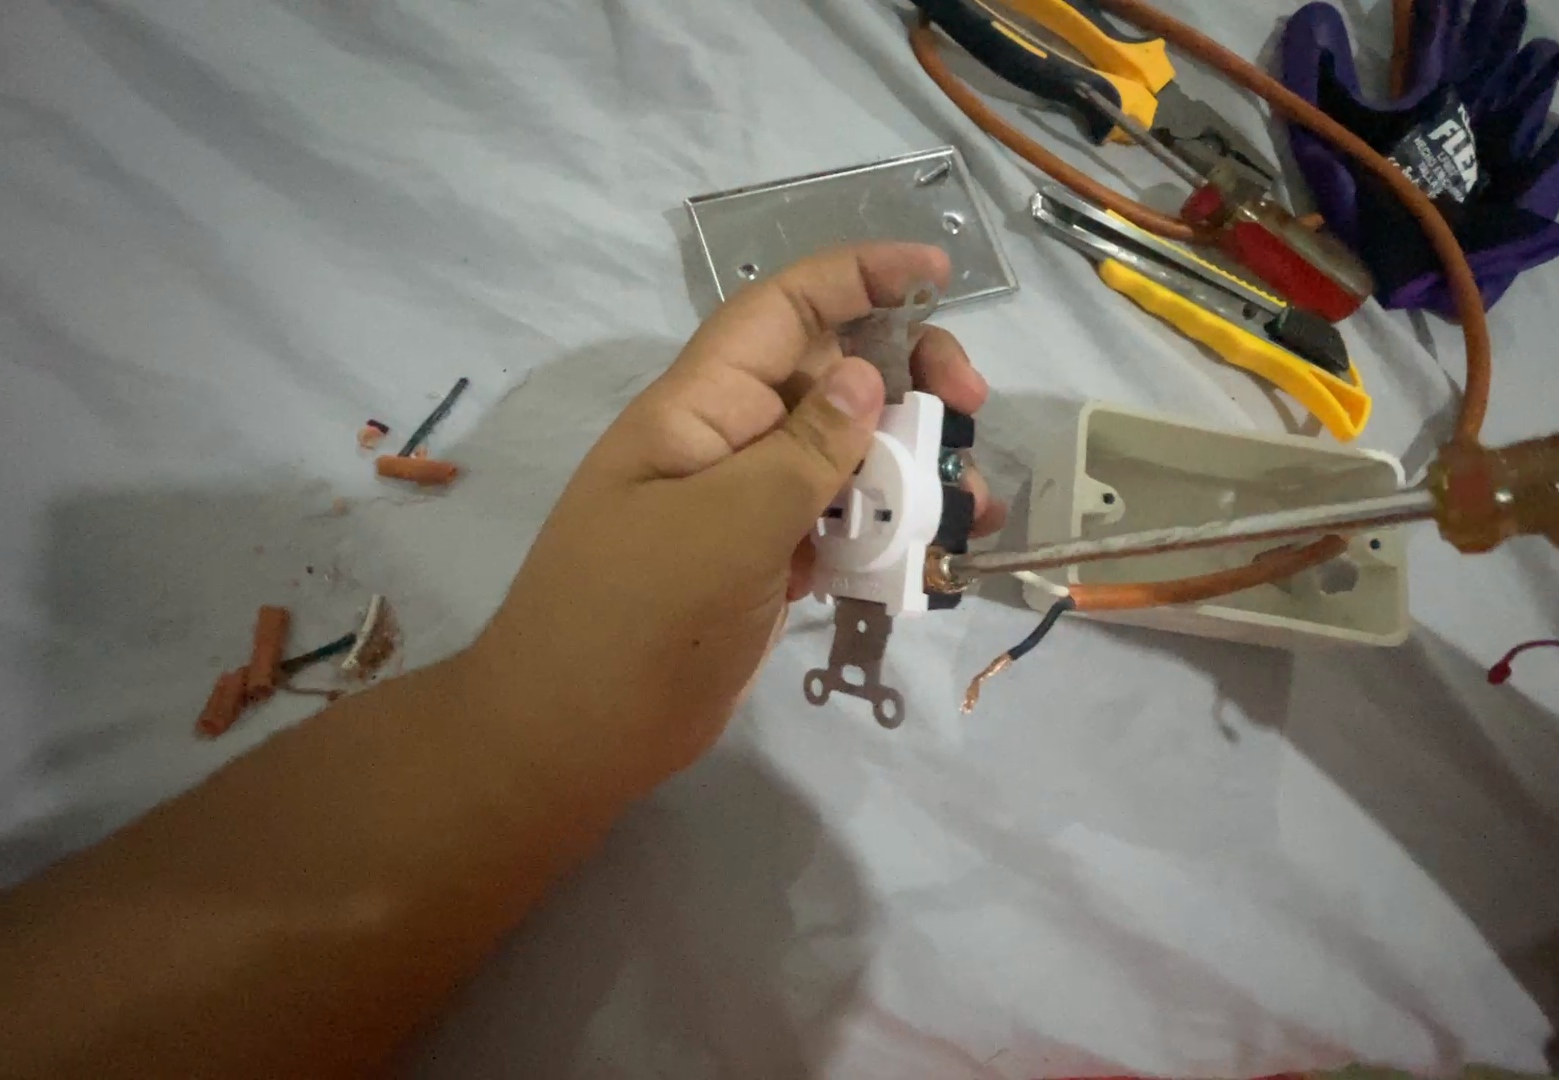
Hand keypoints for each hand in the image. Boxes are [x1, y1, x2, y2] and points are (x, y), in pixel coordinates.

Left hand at [463, 244, 1000, 796]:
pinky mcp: (770, 559)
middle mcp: (730, 442)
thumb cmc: (636, 620)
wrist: (582, 734)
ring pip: (847, 457)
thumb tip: (863, 375)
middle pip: (831, 377)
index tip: (937, 271)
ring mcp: (752, 505)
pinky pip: (841, 523)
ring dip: (915, 468)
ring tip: (976, 503)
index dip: (857, 274)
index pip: (783, 310)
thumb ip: (802, 450)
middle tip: (970, 408)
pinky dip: (889, 530)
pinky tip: (935, 551)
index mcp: (701, 407)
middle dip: (908, 379)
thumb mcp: (724, 525)